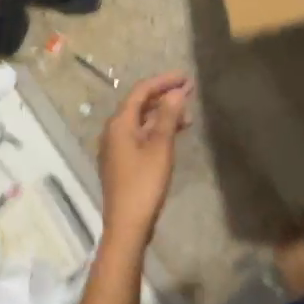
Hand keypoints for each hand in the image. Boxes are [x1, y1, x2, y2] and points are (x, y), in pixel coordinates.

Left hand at [99, 72, 194, 246]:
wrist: (127, 226)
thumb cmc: (144, 183)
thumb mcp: (161, 146)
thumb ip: (168, 116)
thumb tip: (176, 92)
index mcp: (119, 124)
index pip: (141, 91)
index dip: (164, 81)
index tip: (186, 78)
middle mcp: (113, 132)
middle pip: (139, 104)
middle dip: (165, 96)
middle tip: (190, 91)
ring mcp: (115, 148)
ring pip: (141, 121)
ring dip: (163, 114)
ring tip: (188, 116)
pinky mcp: (121, 163)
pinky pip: (140, 135)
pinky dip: (157, 129)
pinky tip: (174, 135)